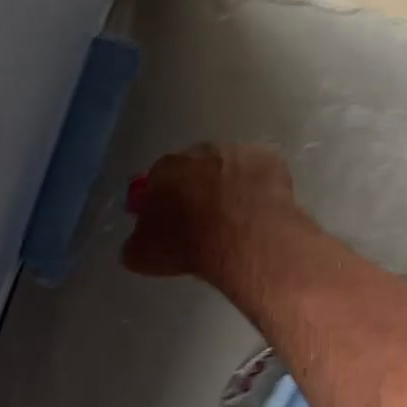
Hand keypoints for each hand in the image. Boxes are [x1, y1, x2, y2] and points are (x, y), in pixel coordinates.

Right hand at [121, 143, 300, 282]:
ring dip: (225, 186)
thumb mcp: (141, 255)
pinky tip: (256, 212)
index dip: (160, 201)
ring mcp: (238, 152)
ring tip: (231, 218)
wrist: (244, 239)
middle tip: (199, 220)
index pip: (155, 180)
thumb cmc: (186, 244)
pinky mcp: (271, 161)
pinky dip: (255, 188)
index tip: (166, 221)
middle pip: (192, 168)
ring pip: (226, 168)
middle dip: (193, 189)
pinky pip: (257, 174)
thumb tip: (137, 241)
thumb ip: (135, 242)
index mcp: (164, 169)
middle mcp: (199, 151)